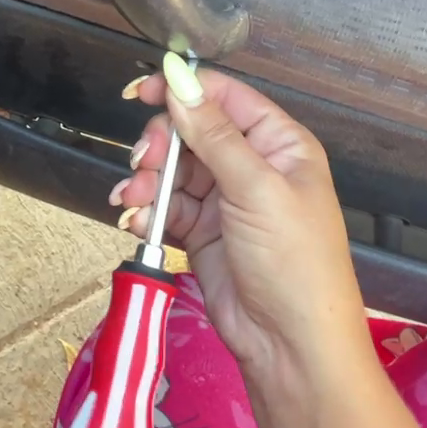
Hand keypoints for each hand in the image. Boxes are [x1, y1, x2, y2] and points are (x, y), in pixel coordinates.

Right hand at [114, 67, 364, 385]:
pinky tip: (137, 220)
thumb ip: (212, 133)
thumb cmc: (291, 259)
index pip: (223, 97)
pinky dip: (148, 210)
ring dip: (148, 179)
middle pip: (191, 131)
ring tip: (134, 198)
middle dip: (161, 144)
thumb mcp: (255, 188)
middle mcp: (250, 163)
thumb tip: (178, 78)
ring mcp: (225, 198)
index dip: (182, 88)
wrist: (290, 349)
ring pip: (173, 169)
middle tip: (143, 162)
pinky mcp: (203, 231)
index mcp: (277, 142)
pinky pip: (167, 206)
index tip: (140, 91)